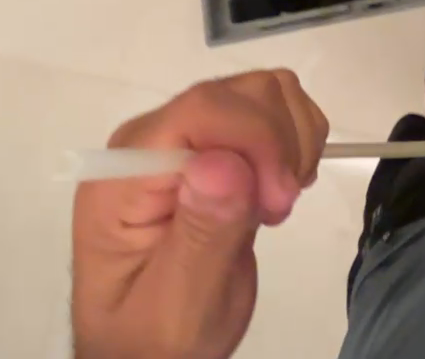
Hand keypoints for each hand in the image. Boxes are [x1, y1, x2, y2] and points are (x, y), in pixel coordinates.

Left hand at [73, 71, 328, 358]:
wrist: (156, 351)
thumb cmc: (158, 339)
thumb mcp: (177, 307)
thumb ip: (201, 235)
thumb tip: (222, 162)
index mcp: (127, 172)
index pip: (202, 108)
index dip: (256, 138)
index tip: (279, 200)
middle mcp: (154, 137)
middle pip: (242, 93)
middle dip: (279, 145)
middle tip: (276, 209)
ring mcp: (188, 134)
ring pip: (267, 91)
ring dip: (293, 141)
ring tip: (276, 202)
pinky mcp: (220, 138)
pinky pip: (278, 105)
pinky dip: (298, 138)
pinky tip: (281, 186)